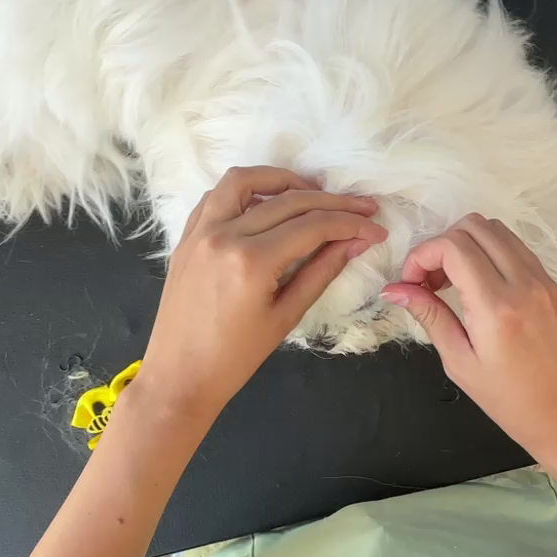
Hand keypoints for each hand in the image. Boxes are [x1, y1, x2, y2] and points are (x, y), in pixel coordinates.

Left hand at [136, 166, 385, 416]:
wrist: (180, 376)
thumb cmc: (235, 358)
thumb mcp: (285, 317)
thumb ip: (322, 272)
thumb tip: (356, 242)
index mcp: (252, 261)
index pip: (313, 226)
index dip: (350, 224)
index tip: (376, 229)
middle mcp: (224, 235)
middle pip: (288, 201)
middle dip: (333, 202)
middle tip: (363, 208)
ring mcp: (200, 232)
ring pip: (246, 181)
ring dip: (284, 180)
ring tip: (314, 192)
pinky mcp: (187, 237)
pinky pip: (218, 197)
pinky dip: (246, 191)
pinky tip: (268, 203)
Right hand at [381, 214, 556, 466]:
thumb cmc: (510, 402)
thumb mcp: (460, 362)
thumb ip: (429, 316)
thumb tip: (393, 290)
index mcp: (496, 305)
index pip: (452, 246)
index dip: (421, 255)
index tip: (410, 284)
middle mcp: (522, 282)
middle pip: (473, 225)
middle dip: (440, 245)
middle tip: (428, 282)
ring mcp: (542, 279)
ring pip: (496, 229)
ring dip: (465, 245)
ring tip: (450, 284)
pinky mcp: (551, 284)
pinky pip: (515, 247)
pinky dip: (488, 252)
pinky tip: (477, 286)